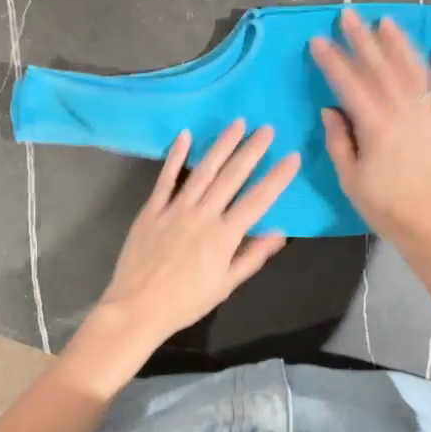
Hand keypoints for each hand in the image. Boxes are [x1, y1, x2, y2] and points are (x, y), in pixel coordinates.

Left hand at [92, 119, 298, 349]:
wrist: (138, 307)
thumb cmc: (185, 302)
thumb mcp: (225, 285)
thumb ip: (252, 257)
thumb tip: (279, 233)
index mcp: (224, 236)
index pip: (257, 200)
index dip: (277, 178)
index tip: (292, 157)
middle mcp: (202, 216)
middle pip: (231, 177)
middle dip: (251, 151)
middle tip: (267, 129)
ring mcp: (175, 210)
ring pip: (202, 171)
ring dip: (221, 145)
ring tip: (237, 123)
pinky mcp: (151, 210)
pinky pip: (165, 179)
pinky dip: (175, 156)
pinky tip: (185, 136)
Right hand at [309, 11, 430, 252]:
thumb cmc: (385, 208)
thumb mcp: (351, 179)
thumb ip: (340, 141)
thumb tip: (331, 110)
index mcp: (376, 127)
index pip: (350, 85)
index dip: (333, 62)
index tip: (318, 42)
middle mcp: (405, 113)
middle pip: (382, 69)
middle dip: (363, 41)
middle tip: (348, 17)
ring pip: (415, 72)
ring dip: (400, 45)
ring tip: (386, 22)